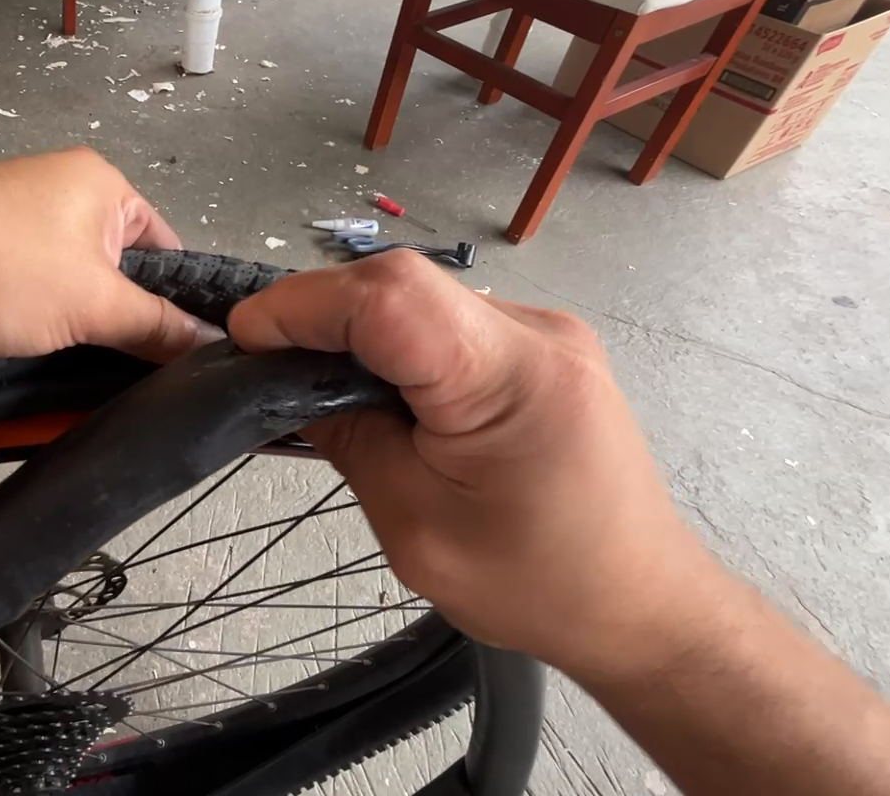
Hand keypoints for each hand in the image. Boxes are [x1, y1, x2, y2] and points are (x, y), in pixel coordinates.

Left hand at [0, 148, 221, 359]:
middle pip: (117, 264)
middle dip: (119, 311)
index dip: (173, 296)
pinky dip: (40, 311)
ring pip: (73, 277)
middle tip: (124, 357)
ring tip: (75, 350)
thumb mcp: (93, 304)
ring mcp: (17, 213)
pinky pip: (34, 280)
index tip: (176, 346)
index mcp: (100, 182)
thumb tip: (209, 343)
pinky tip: (36, 339)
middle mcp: (61, 187)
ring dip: (77, 315)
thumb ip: (156, 326)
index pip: (164, 244)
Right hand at [228, 251, 723, 679]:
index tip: (245, 338)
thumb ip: (345, 439)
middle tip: (262, 354)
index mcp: (511, 378)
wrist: (645, 606)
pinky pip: (439, 315)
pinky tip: (363, 375)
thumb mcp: (412, 526)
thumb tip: (286, 387)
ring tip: (302, 365)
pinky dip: (385, 334)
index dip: (303, 305)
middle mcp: (533, 331)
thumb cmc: (536, 584)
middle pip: (398, 283)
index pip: (389, 300)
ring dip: (347, 319)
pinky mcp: (534, 343)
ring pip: (414, 292)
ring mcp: (539, 330)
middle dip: (316, 308)